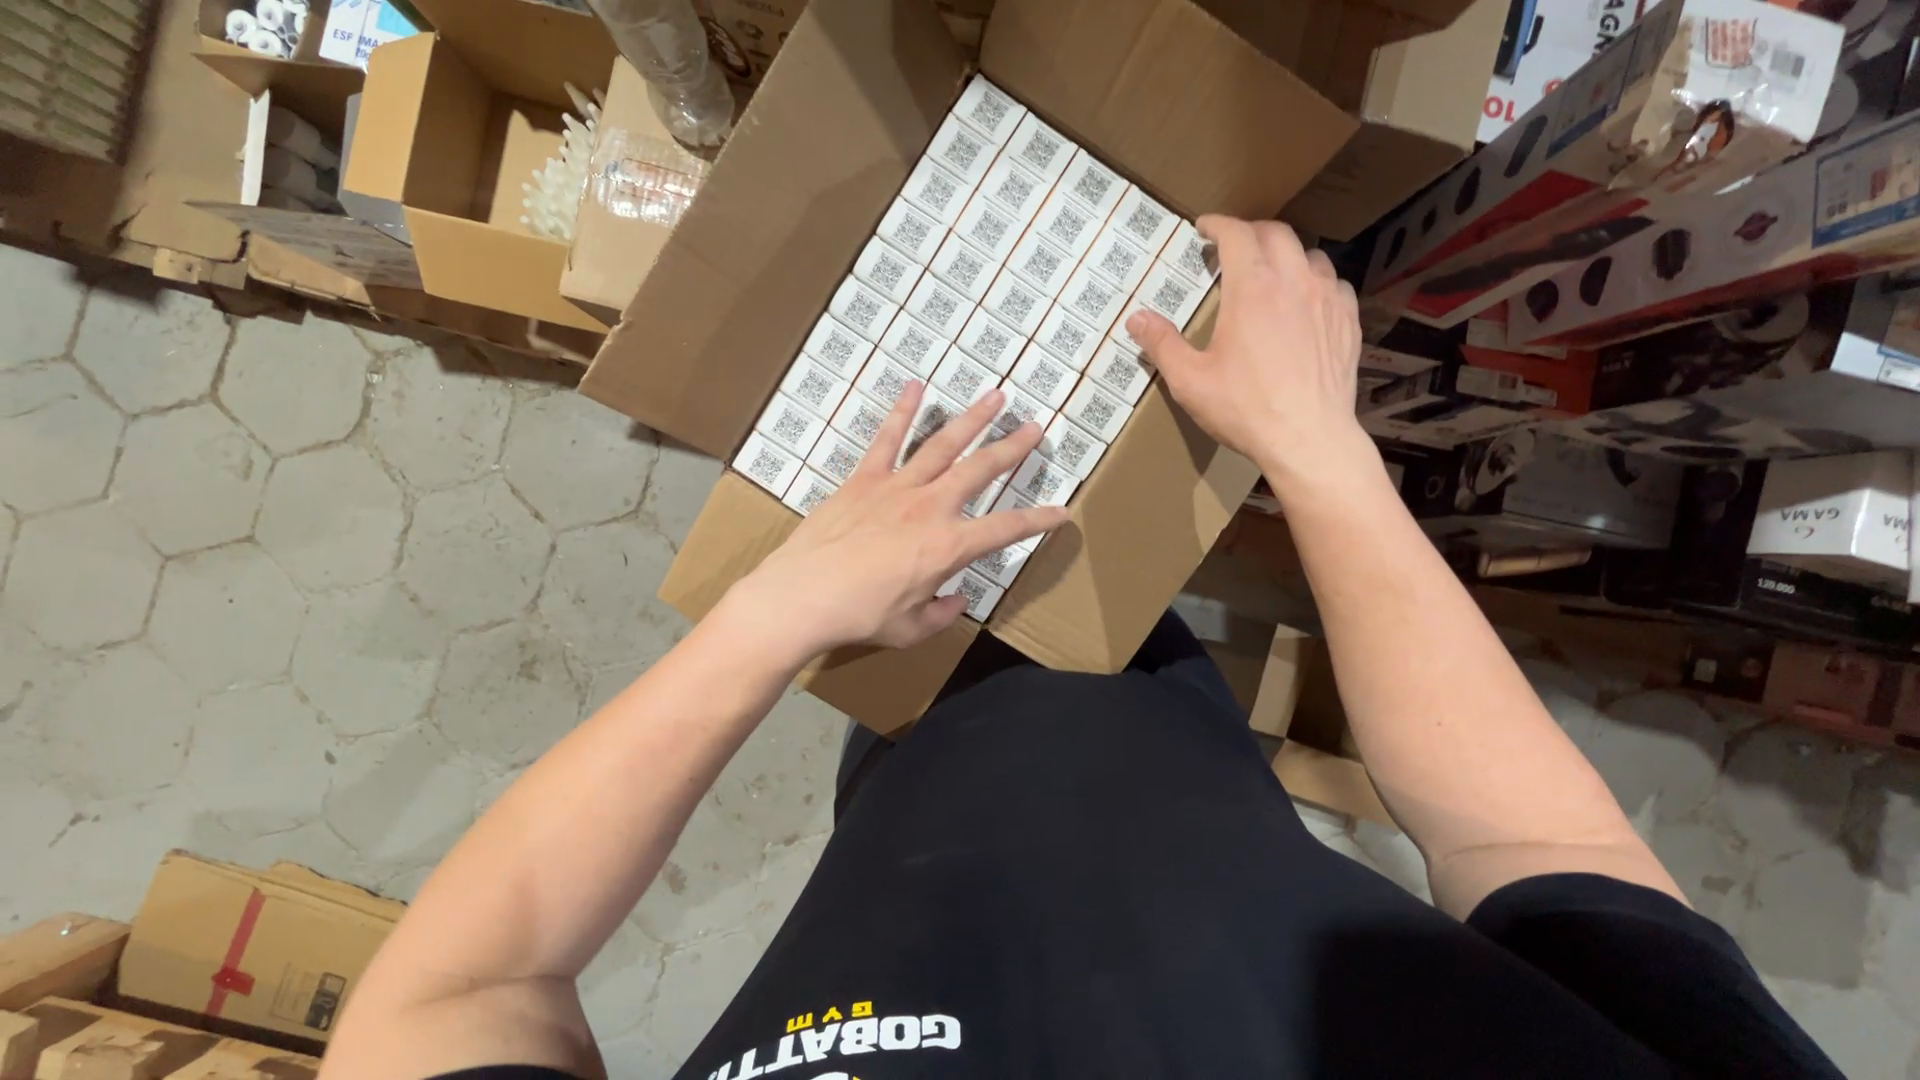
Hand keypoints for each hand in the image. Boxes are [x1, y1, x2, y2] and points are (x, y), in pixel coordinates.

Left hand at [734, 383, 1069, 656]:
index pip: (1006, 529)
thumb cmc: (860, 617)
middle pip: (981, 470)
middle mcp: (931, 507)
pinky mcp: (864, 480)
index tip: (1063, 512)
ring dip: (973, 419)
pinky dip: (902, 412)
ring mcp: (897, 487)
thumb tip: (955, 597)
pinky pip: (887, 440)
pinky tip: (915, 387)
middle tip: (1036, 428)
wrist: (802, 596)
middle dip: (1013, 449)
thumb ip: (942, 612)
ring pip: (943, 444)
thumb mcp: (911, 629)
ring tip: (996, 396)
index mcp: (949, 546)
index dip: (1039, 520)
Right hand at [1126, 216, 1374, 497]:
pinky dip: (1316, 282)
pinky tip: (1306, 301)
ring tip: (1271, 271)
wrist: (1308, 438)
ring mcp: (1327, 300)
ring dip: (1286, 254)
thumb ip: (1162, 344)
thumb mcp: (1190, 380)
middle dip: (1251, 232)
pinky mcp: (1348, 322)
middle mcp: (1294, 282)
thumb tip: (1136, 319)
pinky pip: (1334, 285)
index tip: (1204, 227)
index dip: (1218, 224)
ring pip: (1310, 255)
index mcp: (1252, 288)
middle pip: (1277, 234)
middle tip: (1233, 245)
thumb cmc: (1245, 409)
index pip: (1236, 234)